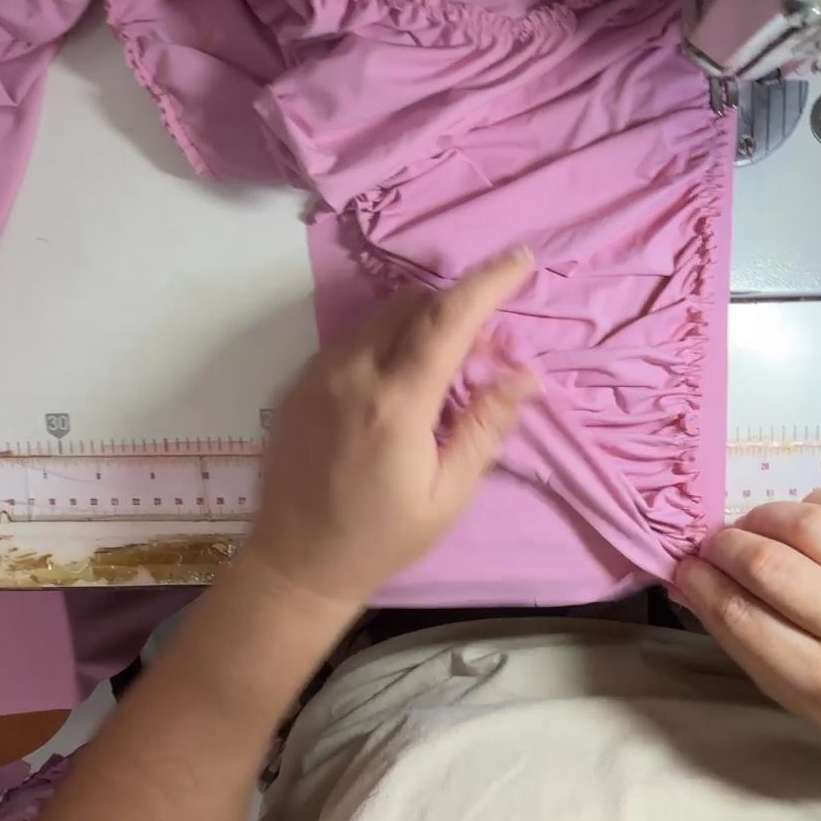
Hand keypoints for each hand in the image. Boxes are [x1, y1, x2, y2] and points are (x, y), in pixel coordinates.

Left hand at [240, 248, 540, 612]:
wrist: (294, 561)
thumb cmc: (381, 538)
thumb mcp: (447, 494)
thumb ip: (485, 427)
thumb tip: (525, 374)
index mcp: (395, 404)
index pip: (449, 319)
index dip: (489, 282)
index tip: (521, 259)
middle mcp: (351, 373)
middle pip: (414, 303)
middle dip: (458, 306)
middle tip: (486, 347)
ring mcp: (318, 372)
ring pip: (382, 316)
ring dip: (424, 324)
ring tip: (447, 370)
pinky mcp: (300, 381)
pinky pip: (355, 339)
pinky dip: (390, 341)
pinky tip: (401, 384)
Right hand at [674, 489, 820, 769]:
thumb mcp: (792, 692)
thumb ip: (737, 635)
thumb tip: (686, 578)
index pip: (740, 615)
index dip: (700, 581)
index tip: (686, 567)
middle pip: (770, 564)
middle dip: (725, 546)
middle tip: (715, 547)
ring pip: (811, 523)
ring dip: (764, 517)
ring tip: (754, 530)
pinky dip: (815, 502)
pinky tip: (805, 523)